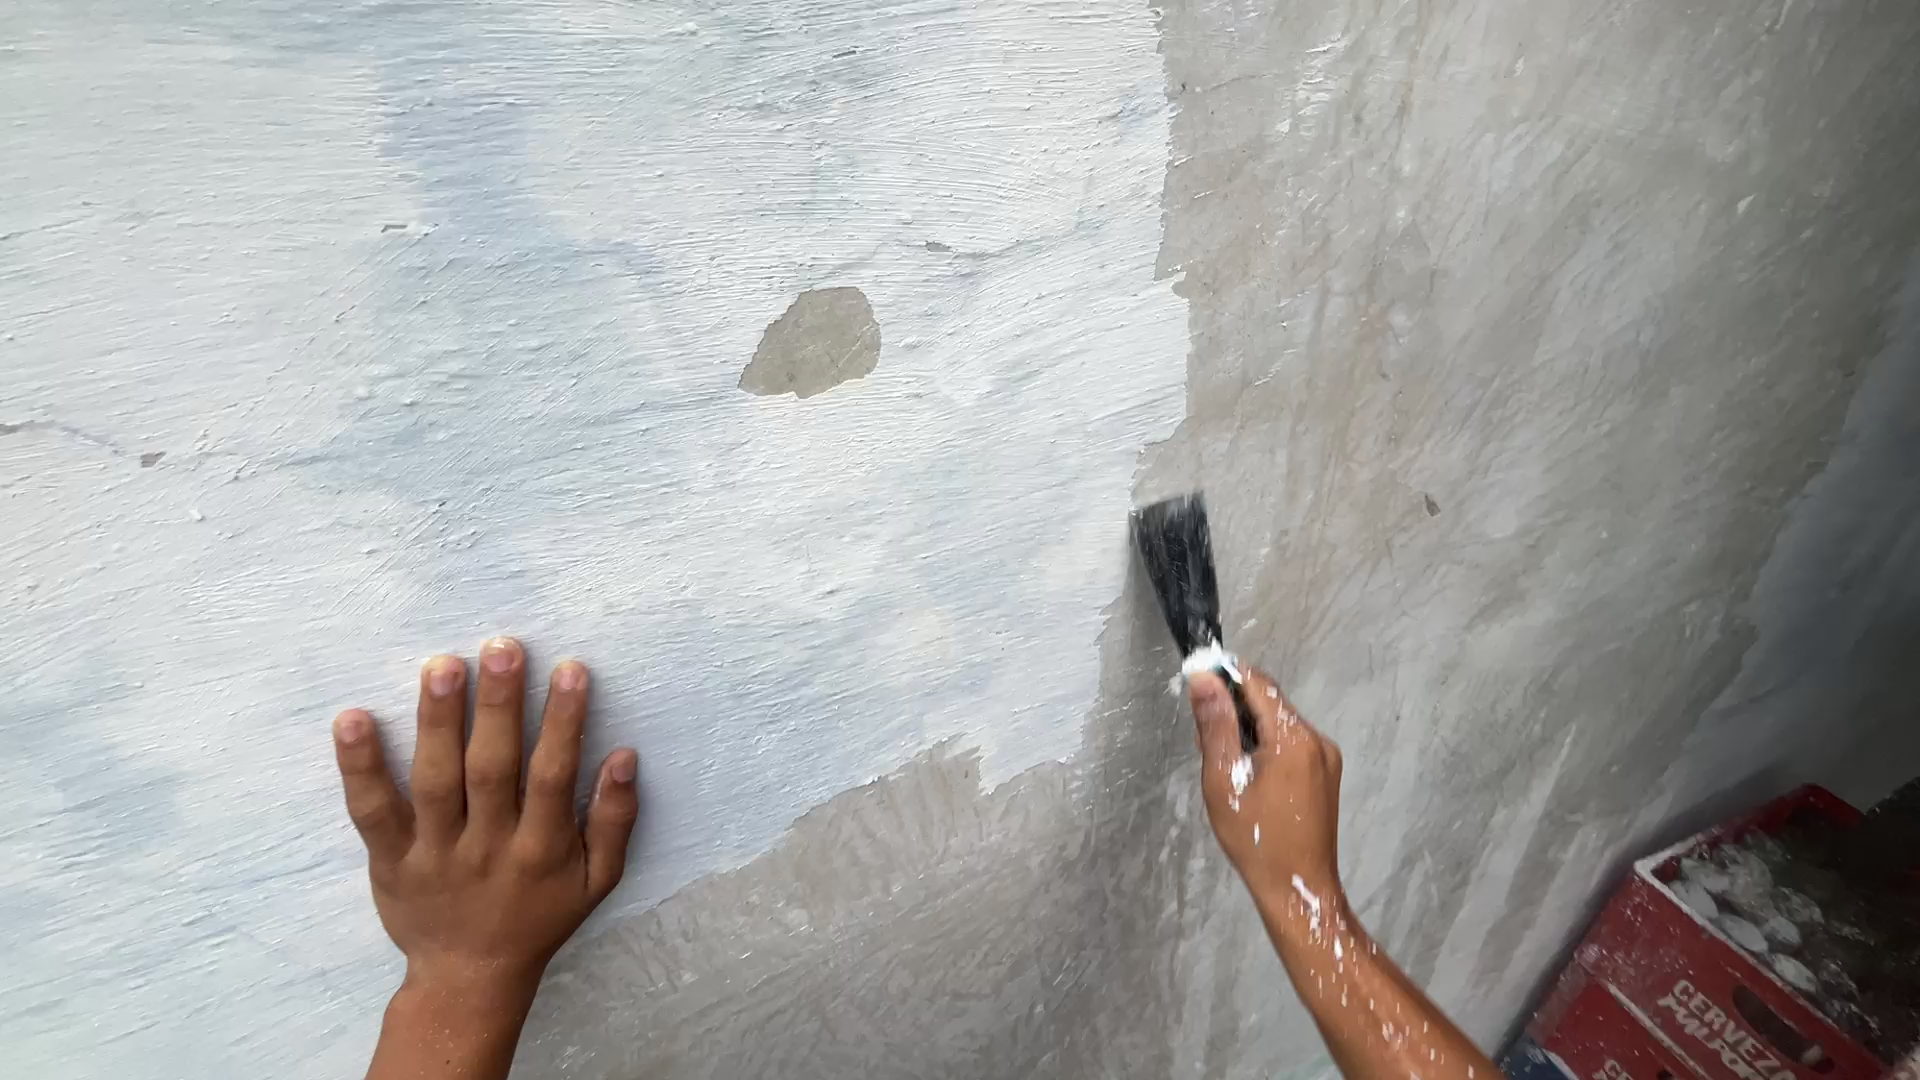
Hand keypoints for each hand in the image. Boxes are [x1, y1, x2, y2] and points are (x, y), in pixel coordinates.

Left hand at [332, 637, 638, 997]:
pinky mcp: (389, 859)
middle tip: (502, 647)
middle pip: (491, 768)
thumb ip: (615, 818)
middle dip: (498, 705)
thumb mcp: (601, 878)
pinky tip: (353, 719)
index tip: (570, 669)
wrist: (469, 976)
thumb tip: (624, 756)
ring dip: (437, 720)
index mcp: (541, 848)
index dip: (563, 720)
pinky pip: (370, 811)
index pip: (553, 774)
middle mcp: (486, 845)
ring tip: (442, 665)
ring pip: (434, 780)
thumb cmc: (544, 915)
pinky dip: (359, 766)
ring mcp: (432, 852)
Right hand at [1187, 667, 1342, 899]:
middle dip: (1233, 706)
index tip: (1195, 679)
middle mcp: (1317, 739)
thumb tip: (1203, 678)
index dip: (1224, 674)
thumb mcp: (1223, 779)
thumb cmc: (1255, 837)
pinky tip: (1246, 771)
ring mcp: (1326, 757)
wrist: (1299, 890)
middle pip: (1268, 701)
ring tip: (1224, 762)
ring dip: (1247, 726)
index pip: (1257, 682)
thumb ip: (1215, 724)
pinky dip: (1264, 743)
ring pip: (1278, 721)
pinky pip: (1290, 741)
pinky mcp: (1325, 772)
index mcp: (1294, 737)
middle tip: (1204, 736)